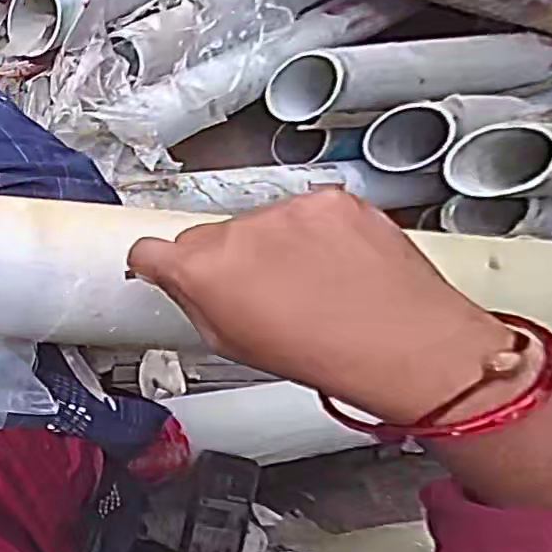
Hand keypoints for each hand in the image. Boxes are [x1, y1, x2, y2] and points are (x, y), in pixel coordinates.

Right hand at [126, 190, 520, 424]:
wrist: (403, 344)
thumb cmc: (317, 351)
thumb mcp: (224, 340)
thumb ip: (189, 300)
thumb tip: (179, 279)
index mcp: (198, 269)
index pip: (148, 250)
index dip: (154, 264)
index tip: (164, 268)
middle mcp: (235, 232)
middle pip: (203, 236)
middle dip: (217, 258)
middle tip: (249, 288)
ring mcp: (284, 212)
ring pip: (251, 222)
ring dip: (264, 243)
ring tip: (298, 278)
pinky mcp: (329, 200)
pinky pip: (297, 211)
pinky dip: (305, 231)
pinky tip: (323, 261)